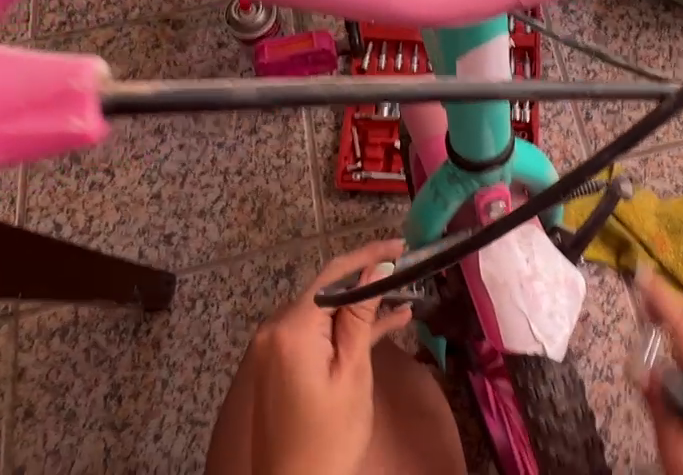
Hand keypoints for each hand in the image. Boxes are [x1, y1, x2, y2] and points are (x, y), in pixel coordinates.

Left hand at [248, 240, 412, 474]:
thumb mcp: (353, 372)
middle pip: (327, 290)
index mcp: (291, 328)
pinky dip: (344, 330)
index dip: (369, 255)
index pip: (333, 274)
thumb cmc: (330, 436)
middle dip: (367, 279)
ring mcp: (275, 348)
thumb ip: (361, 315)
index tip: (401, 246)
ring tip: (404, 296)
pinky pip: (316, 334)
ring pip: (325, 311)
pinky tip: (385, 325)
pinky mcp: (280, 365)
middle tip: (407, 269)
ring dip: (360, 305)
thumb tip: (377, 266)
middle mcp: (275, 329)